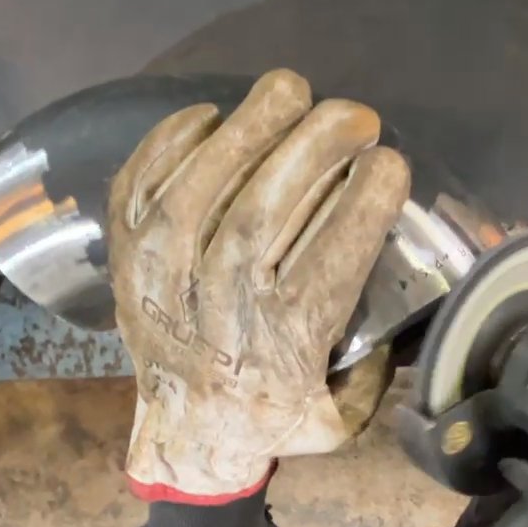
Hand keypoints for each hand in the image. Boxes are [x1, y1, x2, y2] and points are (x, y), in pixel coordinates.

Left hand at [109, 69, 410, 501]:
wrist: (188, 435)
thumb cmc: (271, 420)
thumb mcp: (339, 419)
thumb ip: (372, 372)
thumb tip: (400, 304)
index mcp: (281, 349)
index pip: (330, 261)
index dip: (365, 201)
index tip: (391, 163)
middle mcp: (220, 310)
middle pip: (262, 212)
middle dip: (312, 148)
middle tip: (352, 116)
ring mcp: (163, 282)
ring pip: (200, 192)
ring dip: (248, 129)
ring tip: (288, 91)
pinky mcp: (127, 262)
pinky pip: (139, 188)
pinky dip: (170, 144)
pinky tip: (211, 118)